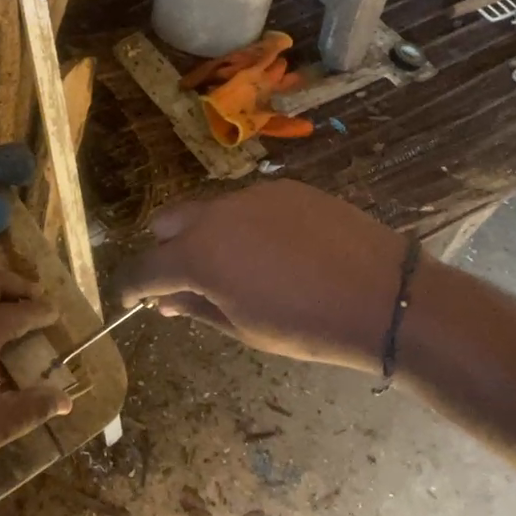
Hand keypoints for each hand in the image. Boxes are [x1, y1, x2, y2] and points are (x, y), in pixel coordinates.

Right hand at [113, 180, 412, 373]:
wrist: (386, 296)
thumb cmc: (307, 326)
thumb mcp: (245, 329)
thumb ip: (196, 308)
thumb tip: (164, 301)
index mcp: (196, 255)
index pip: (143, 268)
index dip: (130, 286)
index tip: (129, 298)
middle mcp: (212, 215)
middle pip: (167, 224)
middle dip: (166, 250)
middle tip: (187, 280)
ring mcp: (249, 195)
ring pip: (208, 210)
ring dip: (207, 236)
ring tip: (240, 266)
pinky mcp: (283, 187)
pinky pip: (248, 203)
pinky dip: (246, 225)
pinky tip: (279, 251)